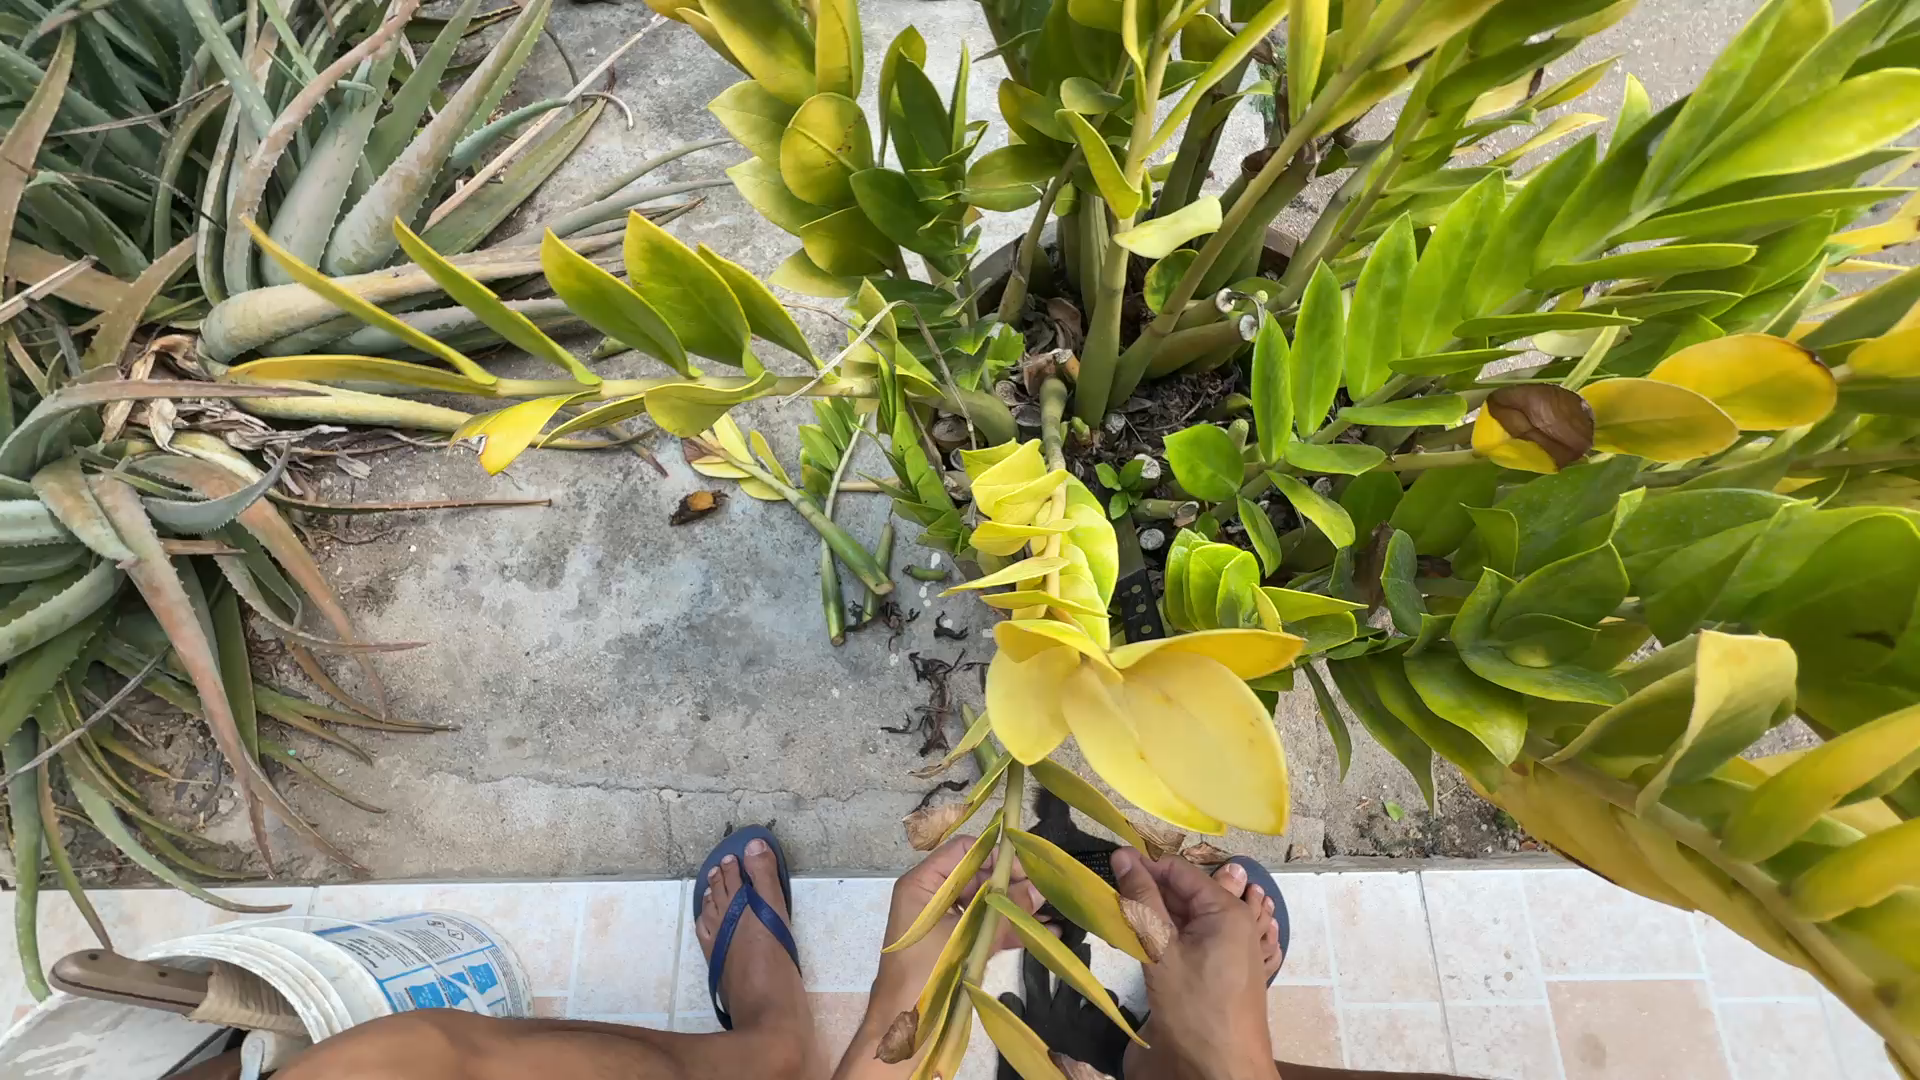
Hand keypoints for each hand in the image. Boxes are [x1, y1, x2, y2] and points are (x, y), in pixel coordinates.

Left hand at [835, 835, 1046, 1079]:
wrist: (904, 1032)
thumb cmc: (924, 974)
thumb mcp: (965, 940)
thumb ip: (1002, 914)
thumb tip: (1039, 890)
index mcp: (923, 883)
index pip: (962, 851)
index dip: (995, 853)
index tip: (1026, 863)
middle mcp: (933, 895)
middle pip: (978, 876)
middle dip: (1012, 882)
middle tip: (1046, 888)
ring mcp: (946, 920)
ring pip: (986, 902)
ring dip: (1017, 906)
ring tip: (1052, 908)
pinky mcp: (957, 943)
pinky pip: (986, 926)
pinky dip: (1011, 929)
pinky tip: (1044, 931)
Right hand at [1113, 848, 1274, 1079]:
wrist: (1224, 1076)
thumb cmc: (1194, 1010)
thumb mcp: (1161, 949)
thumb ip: (1141, 899)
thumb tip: (1122, 854)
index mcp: (1225, 909)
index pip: (1177, 870)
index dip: (1143, 868)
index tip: (1110, 874)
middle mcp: (1234, 920)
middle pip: (1182, 891)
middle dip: (1148, 895)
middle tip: (1115, 906)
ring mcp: (1232, 945)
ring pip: (1185, 915)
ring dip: (1155, 917)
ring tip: (1126, 925)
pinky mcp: (1224, 966)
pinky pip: (1193, 936)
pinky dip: (1168, 936)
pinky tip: (1145, 943)